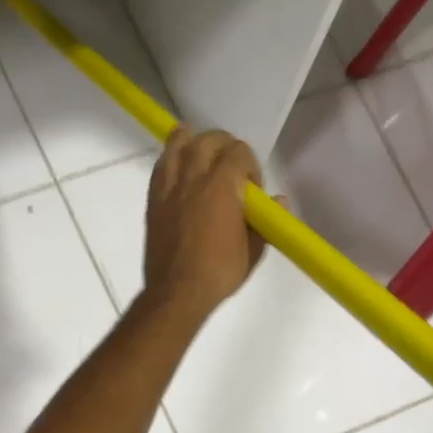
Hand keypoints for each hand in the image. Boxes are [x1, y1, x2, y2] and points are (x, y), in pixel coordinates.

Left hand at [142, 126, 270, 312]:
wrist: (177, 293)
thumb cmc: (218, 274)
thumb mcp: (252, 251)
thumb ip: (265, 222)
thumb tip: (279, 201)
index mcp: (222, 186)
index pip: (239, 151)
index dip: (250, 165)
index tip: (251, 188)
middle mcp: (194, 177)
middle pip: (209, 139)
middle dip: (225, 147)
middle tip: (230, 168)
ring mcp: (170, 186)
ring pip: (179, 143)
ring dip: (193, 141)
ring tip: (201, 154)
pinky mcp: (154, 199)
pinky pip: (161, 165)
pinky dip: (171, 159)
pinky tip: (178, 169)